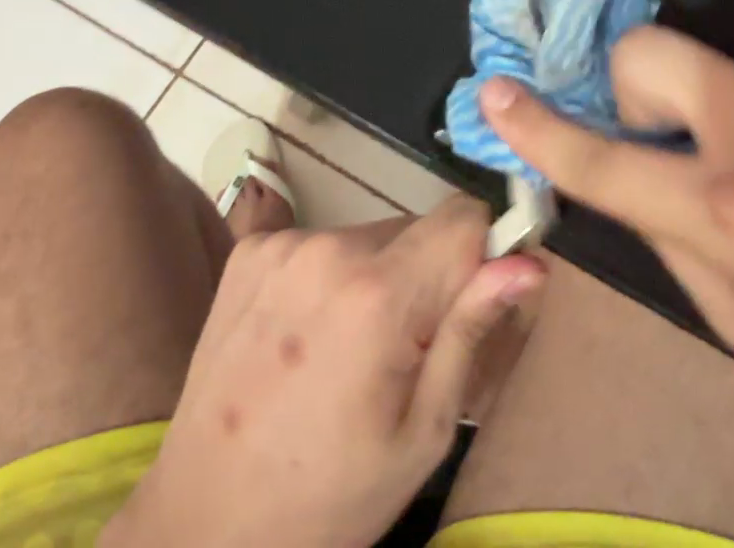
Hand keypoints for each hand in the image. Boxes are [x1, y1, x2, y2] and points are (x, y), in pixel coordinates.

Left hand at [105, 196, 544, 547]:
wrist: (207, 515)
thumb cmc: (330, 493)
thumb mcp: (423, 431)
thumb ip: (471, 334)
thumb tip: (527, 264)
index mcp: (375, 296)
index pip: (464, 218)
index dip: (486, 253)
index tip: (479, 302)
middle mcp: (325, 250)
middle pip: (418, 230)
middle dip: (431, 277)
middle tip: (408, 352)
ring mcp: (279, 246)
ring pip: (372, 238)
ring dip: (381, 278)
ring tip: (353, 353)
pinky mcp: (248, 251)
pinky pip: (324, 244)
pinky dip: (333, 278)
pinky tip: (311, 337)